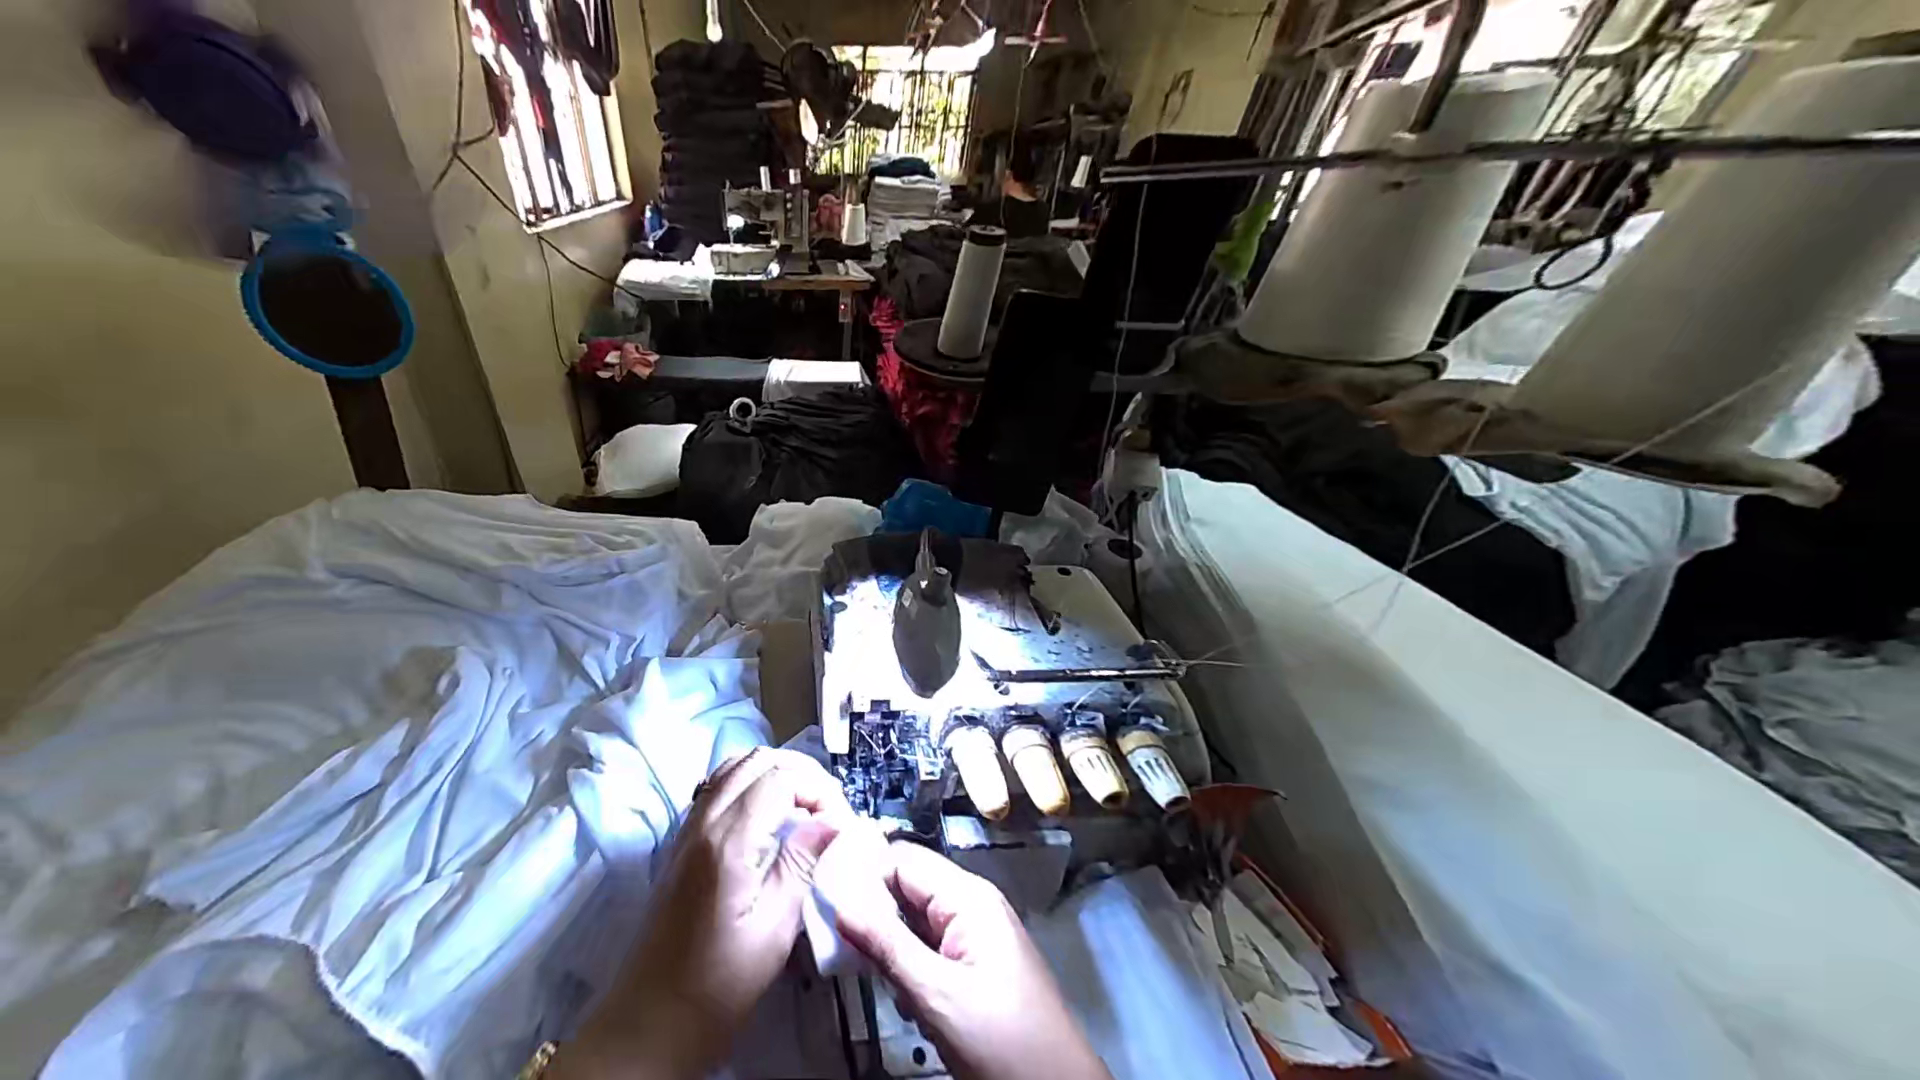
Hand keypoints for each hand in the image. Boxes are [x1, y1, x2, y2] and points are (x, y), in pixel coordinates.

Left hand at [553, 747, 853, 1079]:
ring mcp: (687, 831)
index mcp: (727, 842)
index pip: (781, 778)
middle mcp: (702, 824)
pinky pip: (718, 788)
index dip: (819, 789)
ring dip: (776, 773)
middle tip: (828, 809)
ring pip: (734, 767)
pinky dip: (752, 784)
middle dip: (802, 773)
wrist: (647, 1027)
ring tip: (805, 806)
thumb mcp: (774, 929)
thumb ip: (802, 863)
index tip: (840, 823)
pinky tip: (771, 816)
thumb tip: (833, 820)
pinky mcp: (682, 844)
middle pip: (757, 760)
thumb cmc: (717, 987)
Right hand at [818, 833, 1112, 1079]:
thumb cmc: (1000, 1039)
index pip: (904, 860)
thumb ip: (886, 944)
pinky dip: (907, 964)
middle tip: (835, 940)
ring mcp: (972, 933)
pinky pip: (928, 946)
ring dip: (888, 943)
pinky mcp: (971, 962)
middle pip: (908, 886)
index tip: (822, 896)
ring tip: (865, 970)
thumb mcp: (936, 993)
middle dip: (872, 911)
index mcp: (967, 896)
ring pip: (913, 919)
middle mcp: (970, 904)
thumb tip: (839, 900)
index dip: (863, 873)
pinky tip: (900, 993)